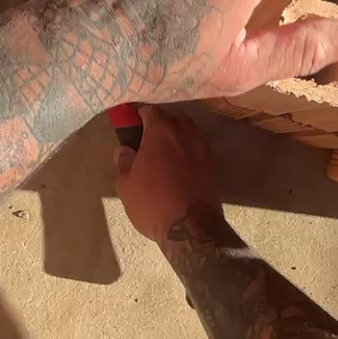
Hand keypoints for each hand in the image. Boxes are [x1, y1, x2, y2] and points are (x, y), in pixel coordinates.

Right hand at [114, 106, 219, 242]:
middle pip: (173, 118)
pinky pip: (199, 149)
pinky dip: (189, 151)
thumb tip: (123, 150)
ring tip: (166, 152)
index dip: (139, 114)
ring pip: (189, 132)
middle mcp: (185, 133)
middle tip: (149, 138)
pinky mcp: (213, 165)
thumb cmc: (152, 202)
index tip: (132, 123)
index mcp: (161, 131)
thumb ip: (123, 162)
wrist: (191, 227)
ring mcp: (202, 148)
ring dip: (178, 136)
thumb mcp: (126, 185)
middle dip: (162, 123)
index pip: (150, 110)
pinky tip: (181, 166)